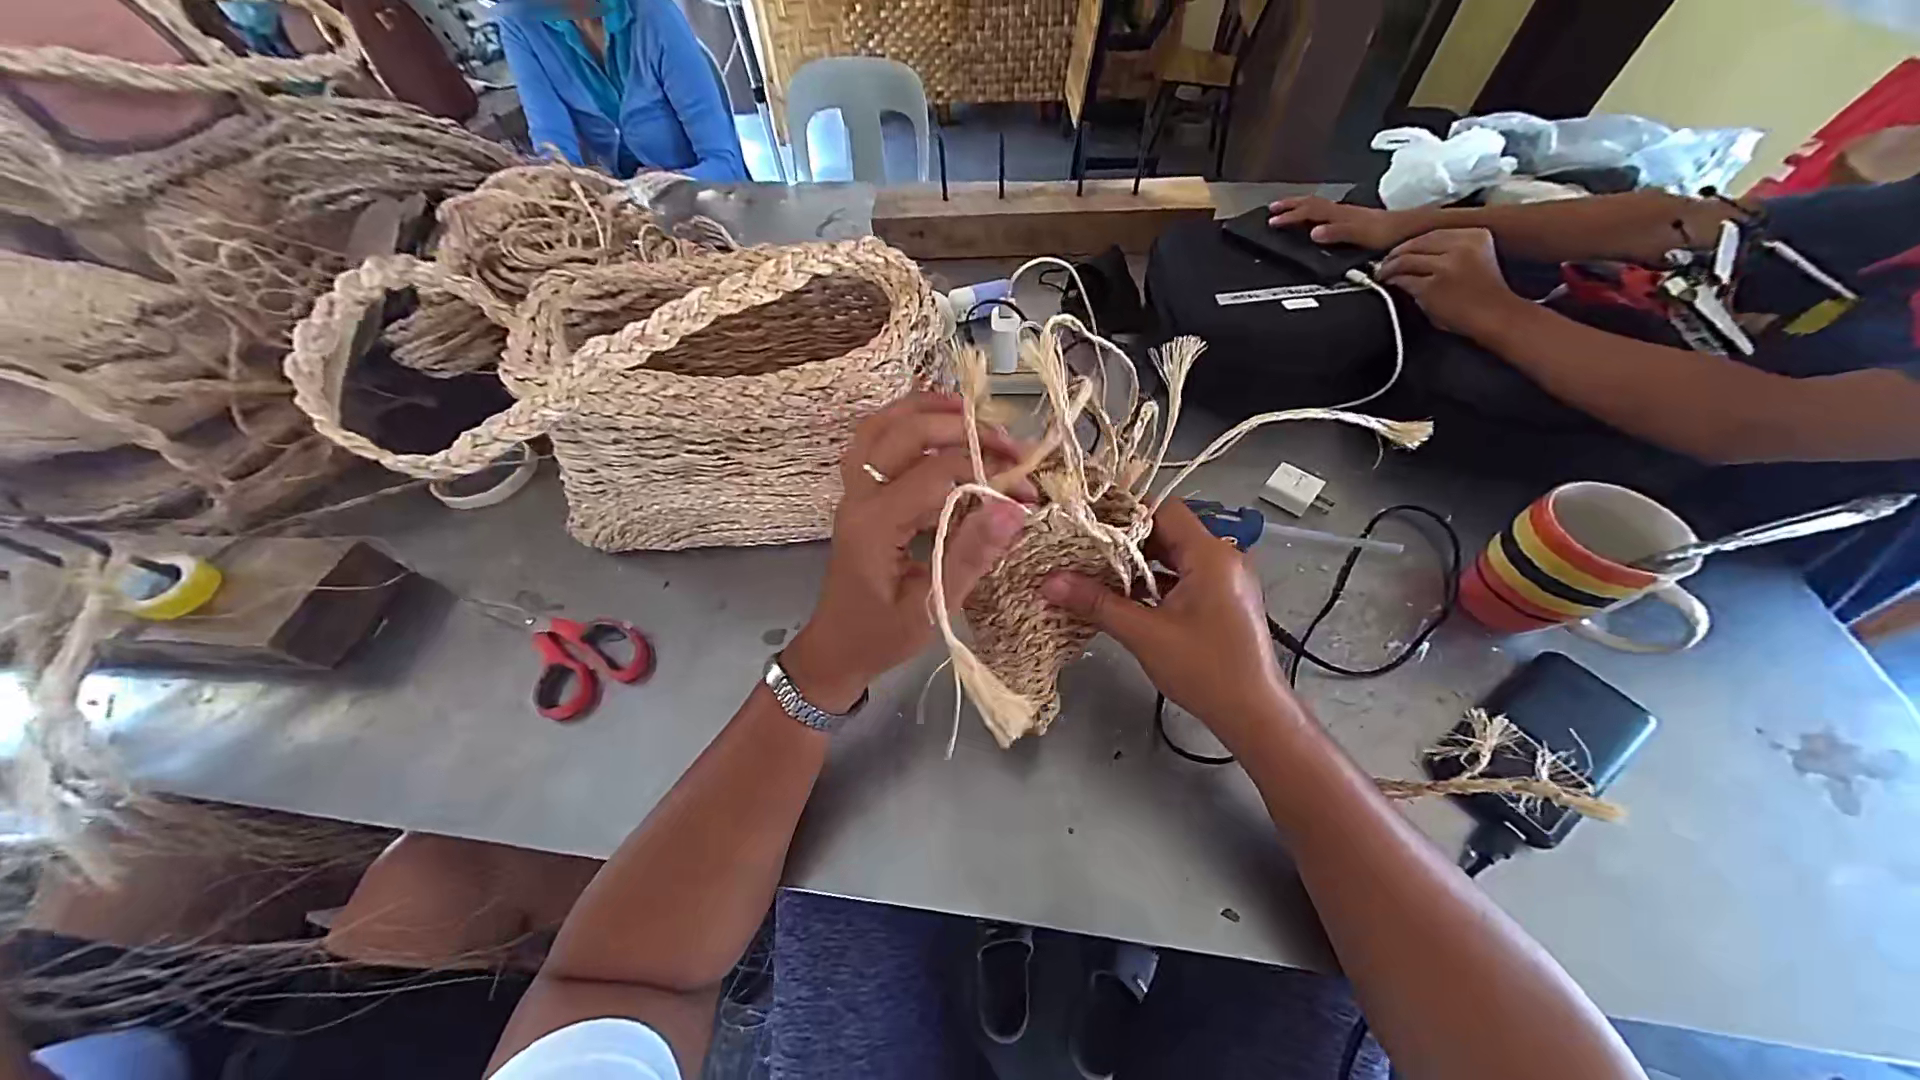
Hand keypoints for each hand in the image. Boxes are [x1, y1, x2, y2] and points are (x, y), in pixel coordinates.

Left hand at [783, 393, 1034, 711]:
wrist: (834, 648)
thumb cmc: (881, 636)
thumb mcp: (932, 607)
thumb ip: (970, 556)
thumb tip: (1014, 510)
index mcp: (876, 526)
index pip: (937, 471)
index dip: (987, 469)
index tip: (1026, 487)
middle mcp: (858, 497)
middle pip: (905, 432)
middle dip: (962, 427)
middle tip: (1009, 442)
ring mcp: (852, 492)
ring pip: (879, 426)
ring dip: (924, 408)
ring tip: (970, 408)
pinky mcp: (856, 495)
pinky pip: (872, 441)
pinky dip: (903, 422)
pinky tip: (934, 424)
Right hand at [1040, 500, 1298, 754]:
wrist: (1254, 714)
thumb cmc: (1205, 669)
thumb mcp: (1144, 633)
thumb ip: (1096, 603)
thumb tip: (1050, 582)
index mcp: (1210, 555)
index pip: (1164, 510)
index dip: (1125, 513)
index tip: (1088, 525)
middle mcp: (1223, 558)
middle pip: (1167, 531)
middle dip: (1126, 541)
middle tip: (1085, 549)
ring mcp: (1226, 580)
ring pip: (1174, 556)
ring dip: (1138, 564)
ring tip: (1097, 572)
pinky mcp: (1223, 600)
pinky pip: (1183, 578)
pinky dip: (1155, 583)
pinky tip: (1125, 598)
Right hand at [1267, 196, 1425, 250]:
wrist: (1418, 228)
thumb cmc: (1393, 234)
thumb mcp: (1363, 236)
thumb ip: (1338, 232)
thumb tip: (1313, 232)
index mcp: (1342, 215)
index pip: (1310, 212)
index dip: (1290, 215)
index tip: (1271, 221)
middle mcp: (1345, 212)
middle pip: (1313, 204)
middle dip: (1291, 205)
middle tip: (1272, 209)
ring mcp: (1351, 215)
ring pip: (1319, 206)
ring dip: (1301, 207)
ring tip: (1287, 211)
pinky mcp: (1356, 221)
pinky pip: (1328, 213)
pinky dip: (1314, 213)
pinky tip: (1314, 220)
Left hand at [1376, 227, 1529, 338]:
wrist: (1495, 314)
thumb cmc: (1484, 292)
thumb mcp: (1475, 259)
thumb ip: (1450, 251)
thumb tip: (1415, 252)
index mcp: (1475, 236)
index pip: (1432, 234)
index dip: (1410, 243)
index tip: (1398, 250)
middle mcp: (1462, 247)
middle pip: (1416, 244)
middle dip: (1395, 253)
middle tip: (1383, 263)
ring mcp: (1446, 266)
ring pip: (1405, 260)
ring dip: (1388, 268)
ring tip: (1382, 274)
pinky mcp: (1431, 287)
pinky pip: (1404, 280)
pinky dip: (1392, 280)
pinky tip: (1389, 283)